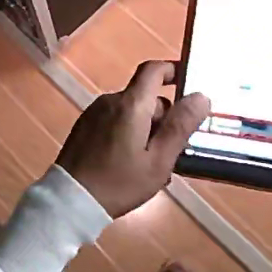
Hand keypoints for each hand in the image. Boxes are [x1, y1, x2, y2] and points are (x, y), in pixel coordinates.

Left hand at [56, 60, 210, 217]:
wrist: (70, 201)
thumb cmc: (119, 182)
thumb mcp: (158, 160)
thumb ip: (180, 127)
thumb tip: (201, 96)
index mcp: (130, 104)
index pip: (153, 70)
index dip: (172, 70)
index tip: (189, 81)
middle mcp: (110, 101)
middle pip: (145, 97)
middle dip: (163, 116)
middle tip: (175, 148)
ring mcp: (94, 113)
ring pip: (131, 112)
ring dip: (147, 129)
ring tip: (154, 163)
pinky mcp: (84, 127)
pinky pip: (115, 121)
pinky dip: (129, 133)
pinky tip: (132, 163)